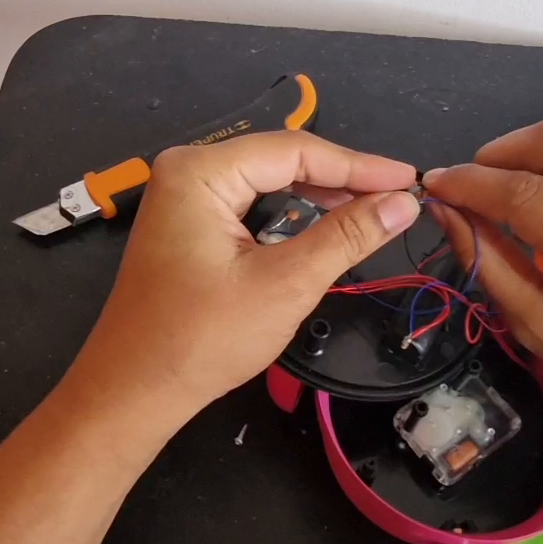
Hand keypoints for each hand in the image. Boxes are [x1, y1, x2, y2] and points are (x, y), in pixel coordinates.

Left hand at [68, 130, 419, 420]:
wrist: (133, 392)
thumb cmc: (203, 339)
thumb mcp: (285, 284)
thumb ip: (347, 236)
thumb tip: (404, 202)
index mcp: (200, 171)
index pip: (295, 151)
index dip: (359, 165)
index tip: (409, 180)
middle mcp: (187, 171)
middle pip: (280, 160)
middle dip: (340, 179)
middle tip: (397, 196)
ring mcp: (183, 197)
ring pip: (266, 181)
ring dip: (318, 195)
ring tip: (370, 209)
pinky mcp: (187, 224)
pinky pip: (249, 204)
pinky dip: (289, 214)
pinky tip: (322, 224)